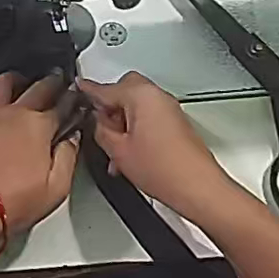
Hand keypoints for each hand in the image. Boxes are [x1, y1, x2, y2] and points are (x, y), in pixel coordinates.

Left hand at [0, 72, 79, 247]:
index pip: (63, 105)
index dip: (73, 100)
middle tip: (58, 81)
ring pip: (4, 82)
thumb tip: (72, 141)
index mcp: (40, 126)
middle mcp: (15, 114)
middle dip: (52, 81)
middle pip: (39, 86)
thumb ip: (68, 157)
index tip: (77, 100)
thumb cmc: (12, 198)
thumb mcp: (56, 186)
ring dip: (18, 79)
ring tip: (24, 80)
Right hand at [80, 72, 231, 220]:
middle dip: (109, 106)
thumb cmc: (167, 170)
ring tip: (116, 148)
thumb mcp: (117, 150)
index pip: (105, 88)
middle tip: (100, 127)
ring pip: (135, 105)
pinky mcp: (175, 123)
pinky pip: (148, 116)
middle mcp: (157, 97)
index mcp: (141, 95)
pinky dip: (136, 127)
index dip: (87, 91)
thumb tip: (96, 122)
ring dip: (122, 120)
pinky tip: (130, 152)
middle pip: (124, 90)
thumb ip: (99, 129)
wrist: (198, 189)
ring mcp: (169, 109)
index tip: (79, 88)